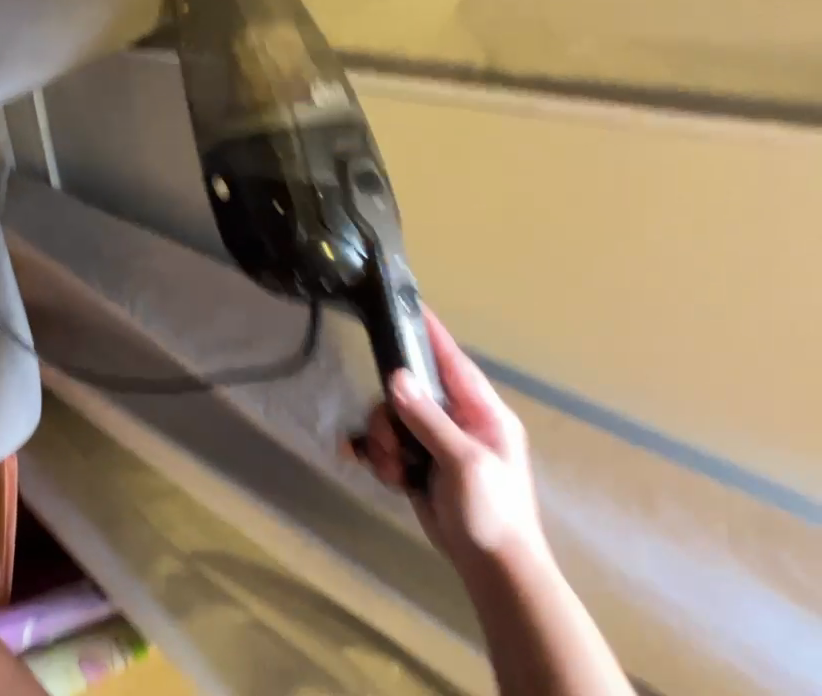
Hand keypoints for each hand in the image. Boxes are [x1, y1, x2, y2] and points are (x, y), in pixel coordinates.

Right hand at [350, 309, 548, 576]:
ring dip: (382, 444)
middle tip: (391, 445)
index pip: (451, 361)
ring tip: (396, 471)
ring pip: (388, 419)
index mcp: (483, 413)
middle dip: (388, 418)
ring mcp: (437, 442)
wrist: (492, 566)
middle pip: (404, 392)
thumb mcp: (463, 462)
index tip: (407, 304)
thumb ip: (428, 418)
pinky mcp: (419, 462)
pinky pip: (384, 444)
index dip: (430, 333)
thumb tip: (395, 375)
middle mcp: (459, 421)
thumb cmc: (491, 510)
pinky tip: (383, 474)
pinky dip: (378, 458)